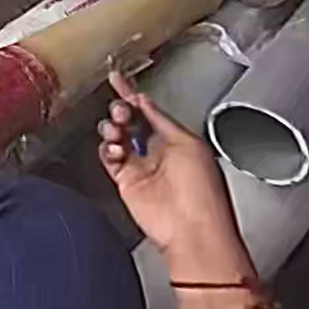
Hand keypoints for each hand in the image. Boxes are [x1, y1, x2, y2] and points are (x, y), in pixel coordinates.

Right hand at [98, 70, 253, 284]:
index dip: (132, 94)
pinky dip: (107, 149)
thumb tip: (144, 101)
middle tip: (120, 111)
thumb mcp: (187, 143)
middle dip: (121, 111)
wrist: (190, 229)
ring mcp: (139, 165)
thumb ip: (160, 119)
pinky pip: (107, 156)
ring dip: (112, 128)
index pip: (149, 111)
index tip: (117, 79)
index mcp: (176, 140)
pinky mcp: (124, 179)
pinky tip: (116, 150)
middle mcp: (156, 151)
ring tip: (117, 132)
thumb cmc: (201, 192)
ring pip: (114, 135)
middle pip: (128, 120)